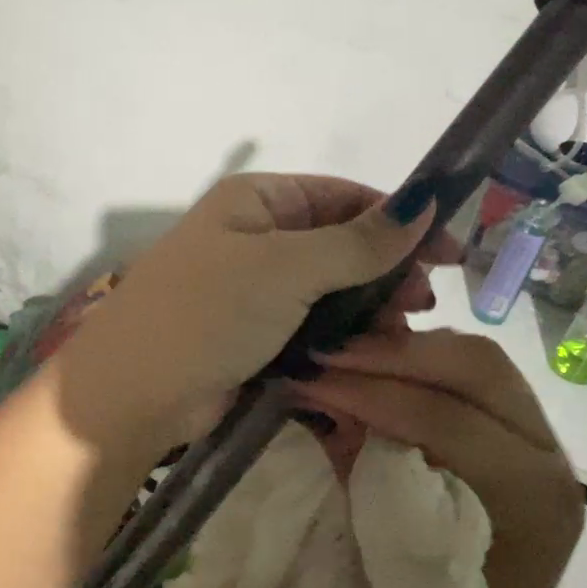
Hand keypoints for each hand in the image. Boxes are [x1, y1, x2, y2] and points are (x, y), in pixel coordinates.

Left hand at [51, 173, 453, 458]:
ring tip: (399, 333)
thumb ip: (358, 241)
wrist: (136, 391)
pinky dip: (342, 336)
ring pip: (330, 291)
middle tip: (422, 305)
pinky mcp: (253, 336)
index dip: (397, 219)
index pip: (341, 196)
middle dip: (385, 271)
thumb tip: (424, 201)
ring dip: (369, 308)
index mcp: (255, 201)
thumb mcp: (286, 267)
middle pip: (340, 244)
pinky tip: (371, 354)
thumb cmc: (209, 311)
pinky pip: (312, 327)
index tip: (449, 252)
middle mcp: (253, 237)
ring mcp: (251, 290)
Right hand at [292, 330, 583, 587]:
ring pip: (481, 362)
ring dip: (410, 351)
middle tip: (327, 349)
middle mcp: (551, 461)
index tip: (310, 374)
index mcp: (527, 498)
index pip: (445, 416)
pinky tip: (381, 368)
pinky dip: (425, 366)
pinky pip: (478, 380)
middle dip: (393, 352)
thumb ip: (355, 458)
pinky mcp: (529, 440)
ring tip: (349, 353)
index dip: (370, 389)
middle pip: (476, 367)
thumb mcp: (378, 541)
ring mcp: (547, 447)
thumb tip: (309, 390)